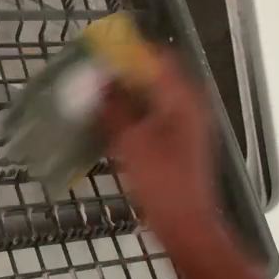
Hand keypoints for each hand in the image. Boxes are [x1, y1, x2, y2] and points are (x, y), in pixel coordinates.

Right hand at [102, 51, 226, 251]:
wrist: (186, 227)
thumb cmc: (163, 185)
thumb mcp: (132, 143)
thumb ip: (114, 108)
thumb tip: (97, 80)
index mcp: (184, 99)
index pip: (158, 58)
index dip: (128, 50)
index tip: (98, 50)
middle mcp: (188, 108)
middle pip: (154, 77)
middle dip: (122, 73)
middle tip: (89, 74)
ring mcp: (184, 128)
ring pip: (151, 99)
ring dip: (124, 96)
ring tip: (91, 97)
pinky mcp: (175, 147)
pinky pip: (150, 120)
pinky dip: (129, 117)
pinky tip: (106, 125)